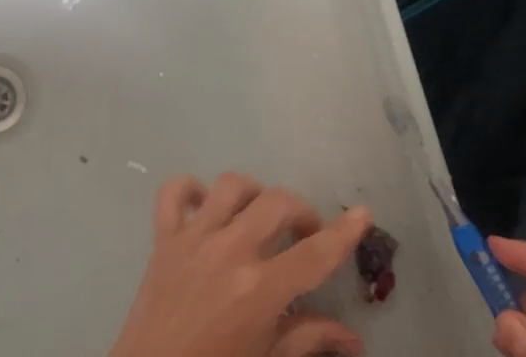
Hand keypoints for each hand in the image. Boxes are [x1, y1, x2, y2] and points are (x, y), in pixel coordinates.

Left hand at [109, 173, 371, 356]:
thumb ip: (308, 338)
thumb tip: (352, 337)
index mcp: (259, 289)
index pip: (314, 254)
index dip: (344, 233)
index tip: (362, 215)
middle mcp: (228, 252)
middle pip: (276, 203)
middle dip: (301, 212)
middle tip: (305, 234)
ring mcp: (192, 238)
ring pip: (230, 186)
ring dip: (253, 193)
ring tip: (260, 215)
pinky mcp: (162, 236)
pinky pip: (173, 191)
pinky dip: (191, 188)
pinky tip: (206, 206)